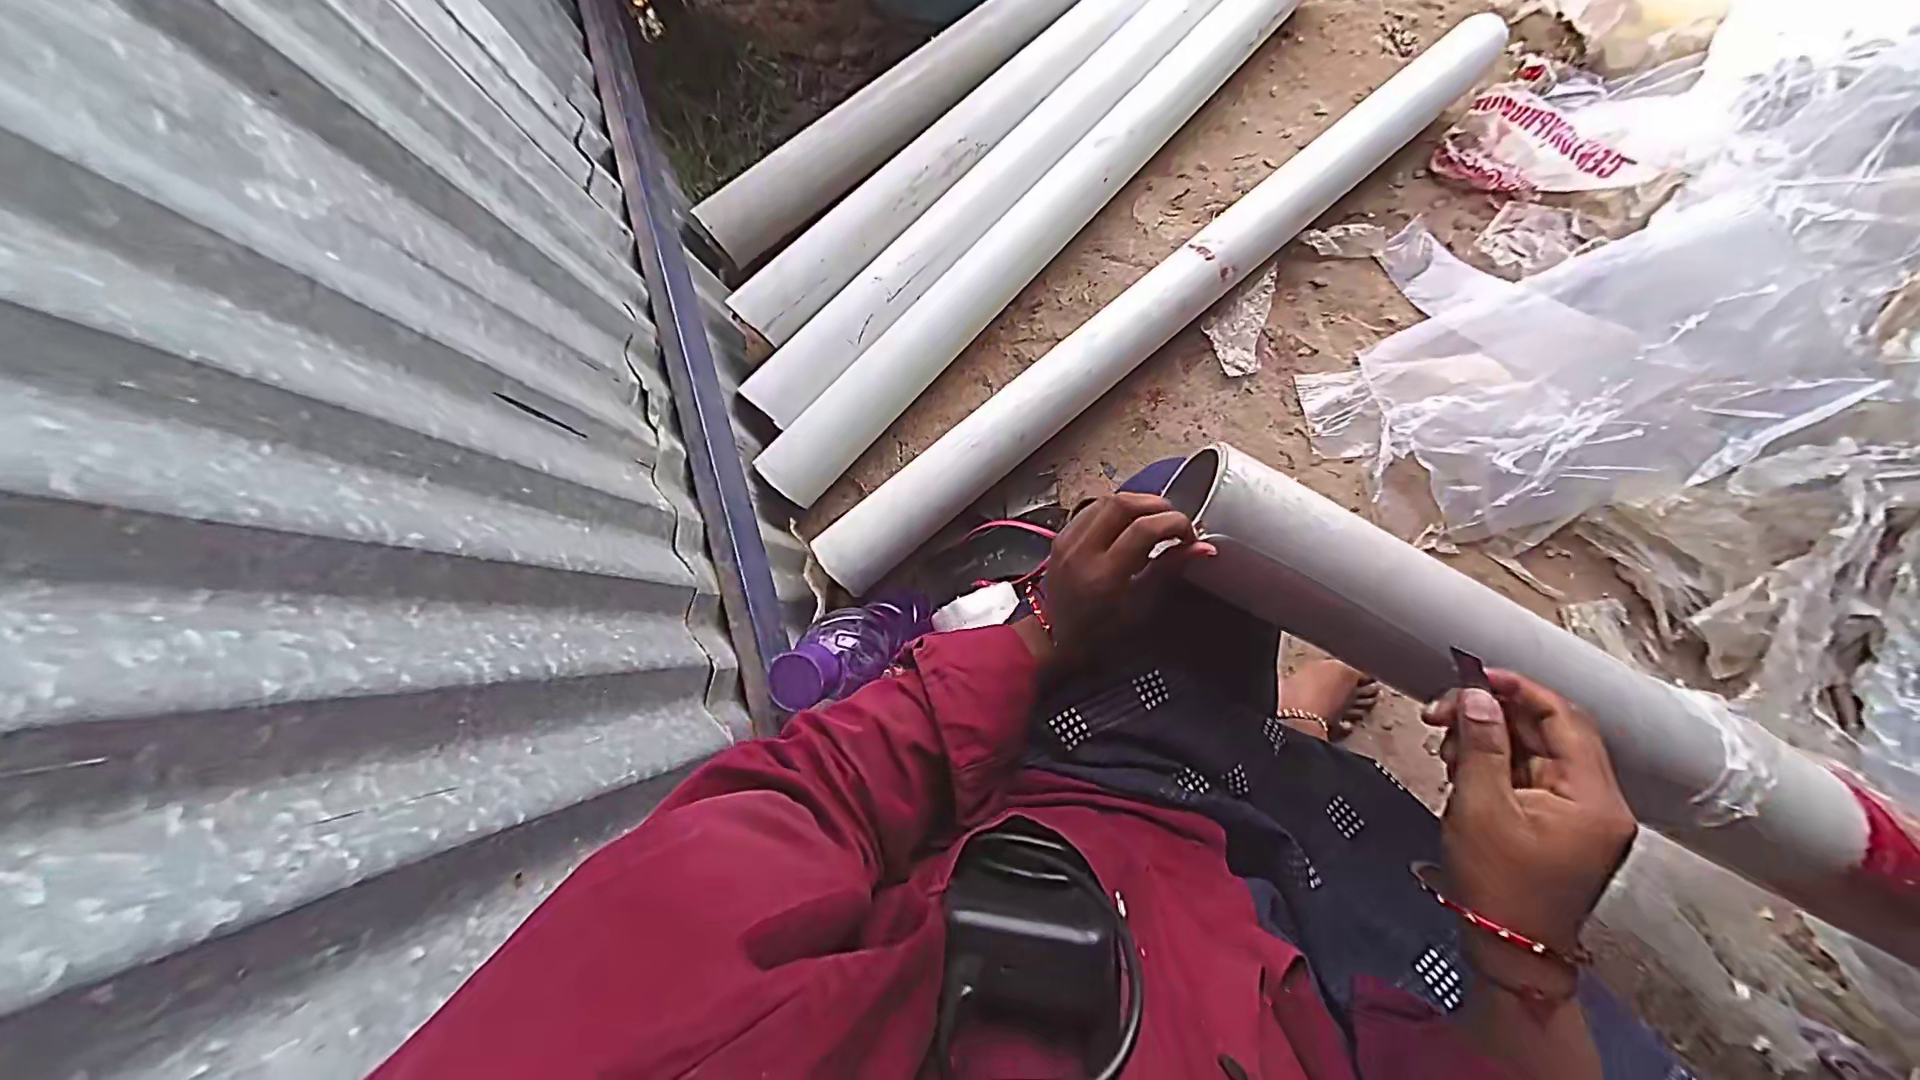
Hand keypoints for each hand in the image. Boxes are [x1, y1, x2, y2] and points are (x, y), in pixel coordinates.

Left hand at [1032, 493, 1214, 662]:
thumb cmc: (1105, 633)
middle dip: (1155, 505)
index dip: (1174, 523)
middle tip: (1173, 520)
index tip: (1188, 534)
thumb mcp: (1141, 606)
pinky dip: (1112, 510)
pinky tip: (1126, 523)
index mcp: (1103, 575)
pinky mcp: (1058, 540)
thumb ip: (1168, 569)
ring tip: (1153, 519)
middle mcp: (1080, 553)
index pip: (1143, 529)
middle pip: (1120, 505)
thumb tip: (1203, 547)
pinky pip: (1087, 511)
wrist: (1062, 642)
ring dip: (1133, 503)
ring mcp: (1065, 544)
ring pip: (1102, 501)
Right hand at [1423, 670, 1636, 981]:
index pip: (1564, 719)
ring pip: (1528, 750)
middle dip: (1488, 714)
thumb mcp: (1479, 803)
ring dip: (1483, 738)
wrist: (1505, 941)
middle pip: (1545, 732)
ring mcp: (1575, 812)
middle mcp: (1595, 800)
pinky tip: (1458, 767)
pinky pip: (1522, 772)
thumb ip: (1481, 743)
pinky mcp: (1553, 820)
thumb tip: (1477, 695)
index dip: (1519, 689)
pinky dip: (1488, 761)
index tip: (1473, 674)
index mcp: (1593, 797)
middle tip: (1438, 713)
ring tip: (1444, 748)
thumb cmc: (1495, 877)